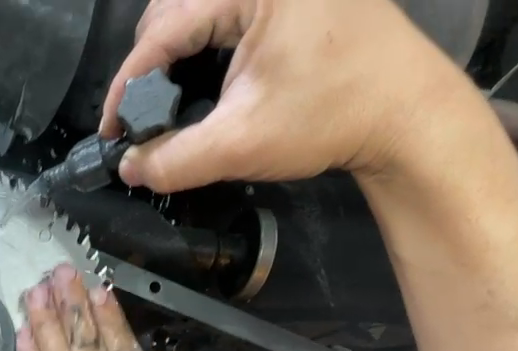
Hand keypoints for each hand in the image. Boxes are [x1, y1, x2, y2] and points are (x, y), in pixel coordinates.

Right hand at [102, 0, 473, 192]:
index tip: (111, 131)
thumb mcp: (239, 144)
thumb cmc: (329, 118)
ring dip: (172, 54)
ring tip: (164, 101)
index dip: (126, 85)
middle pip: (173, 8)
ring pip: (195, 8)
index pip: (162, 30)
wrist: (407, 112)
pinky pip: (225, 11)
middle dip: (148, 65)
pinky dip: (202, 45)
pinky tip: (199, 79)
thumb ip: (172, 160)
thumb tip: (127, 168)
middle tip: (139, 117)